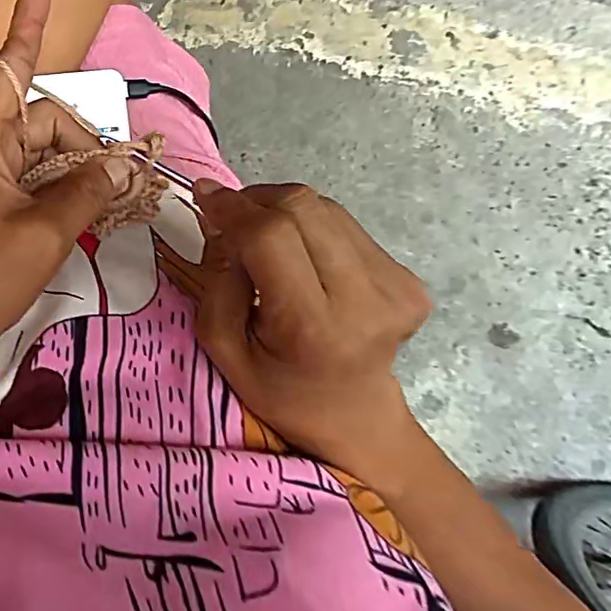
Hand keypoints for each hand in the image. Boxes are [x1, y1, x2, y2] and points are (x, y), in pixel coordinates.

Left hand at [0, 0, 136, 376]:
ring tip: (109, 196)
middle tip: (120, 181)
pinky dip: (59, 183)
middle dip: (82, 141)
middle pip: (41, 119)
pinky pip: (29, 173)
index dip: (26, 26)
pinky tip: (87, 202)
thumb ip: (88, 190)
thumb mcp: (46, 233)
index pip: (10, 69)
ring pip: (39, 149)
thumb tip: (121, 163)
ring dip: (75, 167)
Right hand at [191, 181, 432, 478]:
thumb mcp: (221, 344)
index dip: (233, 208)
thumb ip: (218, 278)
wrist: (352, 414)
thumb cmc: (275, 386)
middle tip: (227, 215)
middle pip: (302, 209)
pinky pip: (341, 223)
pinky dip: (305, 225)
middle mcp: (366, 299)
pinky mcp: (407, 277)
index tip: (203, 196)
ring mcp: (396, 286)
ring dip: (279, 209)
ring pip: (323, 208)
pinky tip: (294, 252)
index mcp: (314, 325)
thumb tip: (221, 218)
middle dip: (254, 200)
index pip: (271, 238)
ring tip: (257, 235)